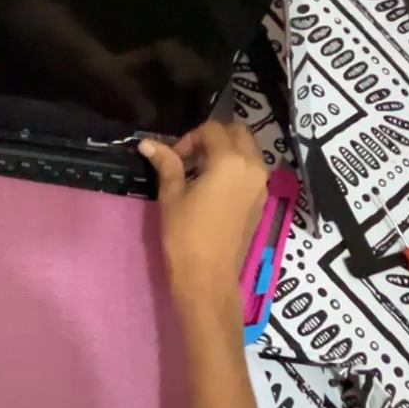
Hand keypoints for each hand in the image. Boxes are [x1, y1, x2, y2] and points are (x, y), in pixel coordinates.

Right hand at [139, 122, 268, 321]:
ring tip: (199, 173)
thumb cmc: (185, 235)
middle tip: (188, 158)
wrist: (208, 277)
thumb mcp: (172, 195)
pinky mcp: (261, 201)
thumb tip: (147, 143)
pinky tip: (212, 188)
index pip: (212, 130)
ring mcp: (261, 185)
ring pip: (247, 151)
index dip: (189, 138)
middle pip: (237, 134)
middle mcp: (253, 167)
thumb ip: (166, 163)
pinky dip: (234, 168)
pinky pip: (251, 171)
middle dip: (212, 138)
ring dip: (225, 152)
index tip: (173, 158)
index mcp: (230, 161)